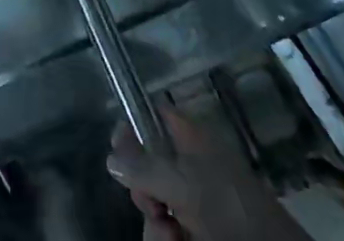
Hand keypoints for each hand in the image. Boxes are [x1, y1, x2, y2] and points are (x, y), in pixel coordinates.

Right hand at [108, 99, 308, 240]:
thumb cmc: (231, 211)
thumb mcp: (182, 183)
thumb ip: (142, 168)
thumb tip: (111, 159)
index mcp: (192, 140)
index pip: (153, 115)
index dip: (132, 127)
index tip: (119, 149)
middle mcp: (192, 167)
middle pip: (147, 167)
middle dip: (142, 190)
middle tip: (153, 206)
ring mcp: (198, 203)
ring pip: (155, 205)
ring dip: (155, 225)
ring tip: (171, 237)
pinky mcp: (200, 233)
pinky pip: (167, 231)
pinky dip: (165, 239)